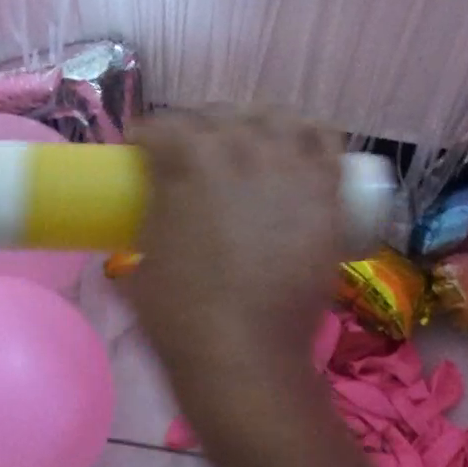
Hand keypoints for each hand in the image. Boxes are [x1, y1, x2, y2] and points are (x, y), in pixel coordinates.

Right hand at [123, 112, 344, 390]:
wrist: (244, 351)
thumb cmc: (181, 313)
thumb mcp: (141, 261)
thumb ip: (144, 227)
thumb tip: (140, 223)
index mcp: (187, 158)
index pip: (160, 126)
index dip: (145, 138)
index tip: (141, 154)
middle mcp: (242, 146)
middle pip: (216, 115)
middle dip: (196, 128)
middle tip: (191, 157)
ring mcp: (290, 165)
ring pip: (274, 117)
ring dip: (253, 124)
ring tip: (247, 148)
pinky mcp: (326, 191)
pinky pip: (324, 141)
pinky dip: (308, 138)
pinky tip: (296, 152)